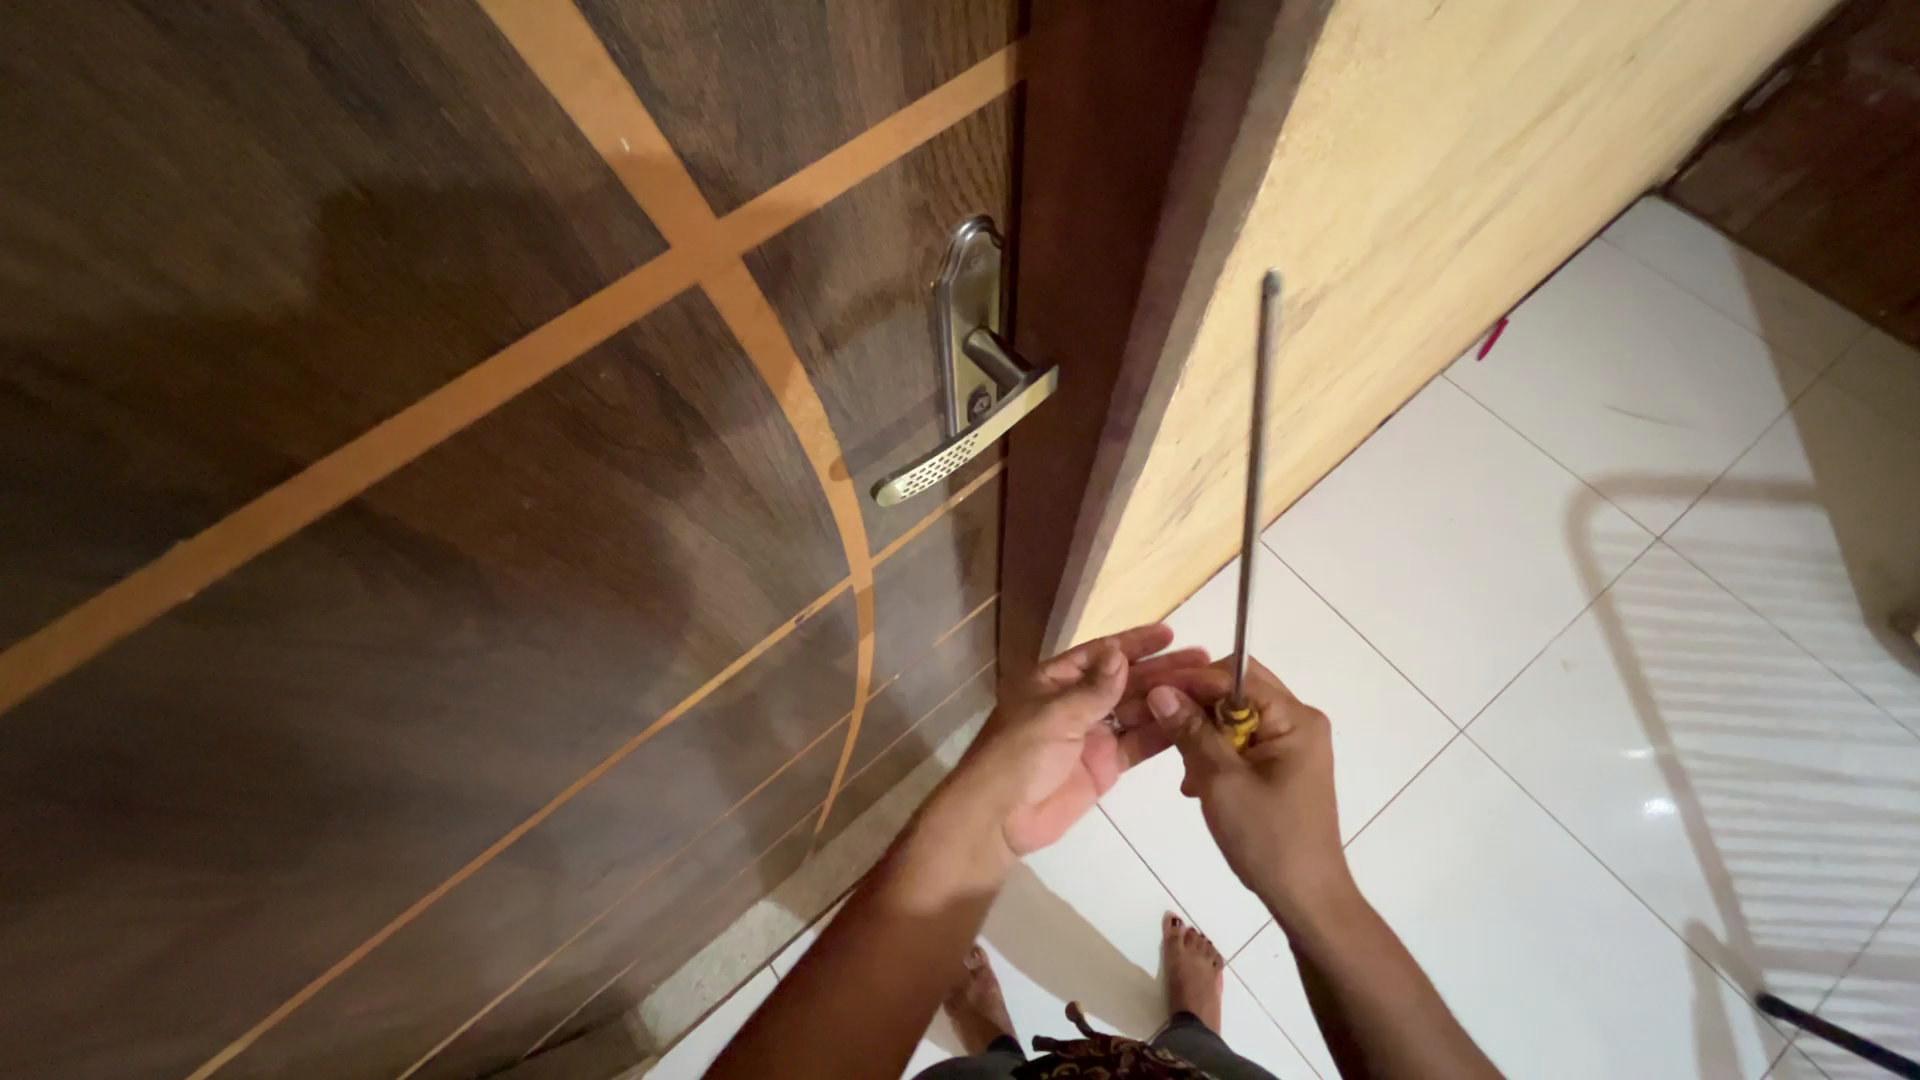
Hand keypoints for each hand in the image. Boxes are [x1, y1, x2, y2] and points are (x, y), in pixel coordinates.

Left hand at [935, 624, 1209, 861]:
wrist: (999, 817)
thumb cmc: (1017, 755)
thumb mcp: (1053, 716)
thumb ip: (1093, 689)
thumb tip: (1120, 653)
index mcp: (1055, 680)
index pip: (1100, 654)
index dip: (1134, 643)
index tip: (1169, 633)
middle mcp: (1076, 702)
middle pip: (1125, 681)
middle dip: (1162, 670)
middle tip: (1205, 661)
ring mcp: (1093, 734)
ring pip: (1137, 711)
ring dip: (1170, 699)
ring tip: (1209, 687)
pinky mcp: (1105, 765)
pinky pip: (1138, 743)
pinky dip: (1164, 733)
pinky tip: (1194, 722)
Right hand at [1145, 657, 1355, 925]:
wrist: (1306, 899)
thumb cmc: (1267, 838)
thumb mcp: (1220, 780)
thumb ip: (1190, 730)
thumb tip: (1159, 690)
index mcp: (1295, 718)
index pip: (1235, 675)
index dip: (1190, 680)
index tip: (1150, 691)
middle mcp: (1299, 721)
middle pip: (1236, 690)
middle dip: (1196, 705)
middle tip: (1163, 727)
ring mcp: (1292, 743)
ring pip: (1234, 714)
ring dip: (1203, 732)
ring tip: (1185, 768)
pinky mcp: (1282, 764)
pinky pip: (1241, 738)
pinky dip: (1215, 751)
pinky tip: (1198, 781)